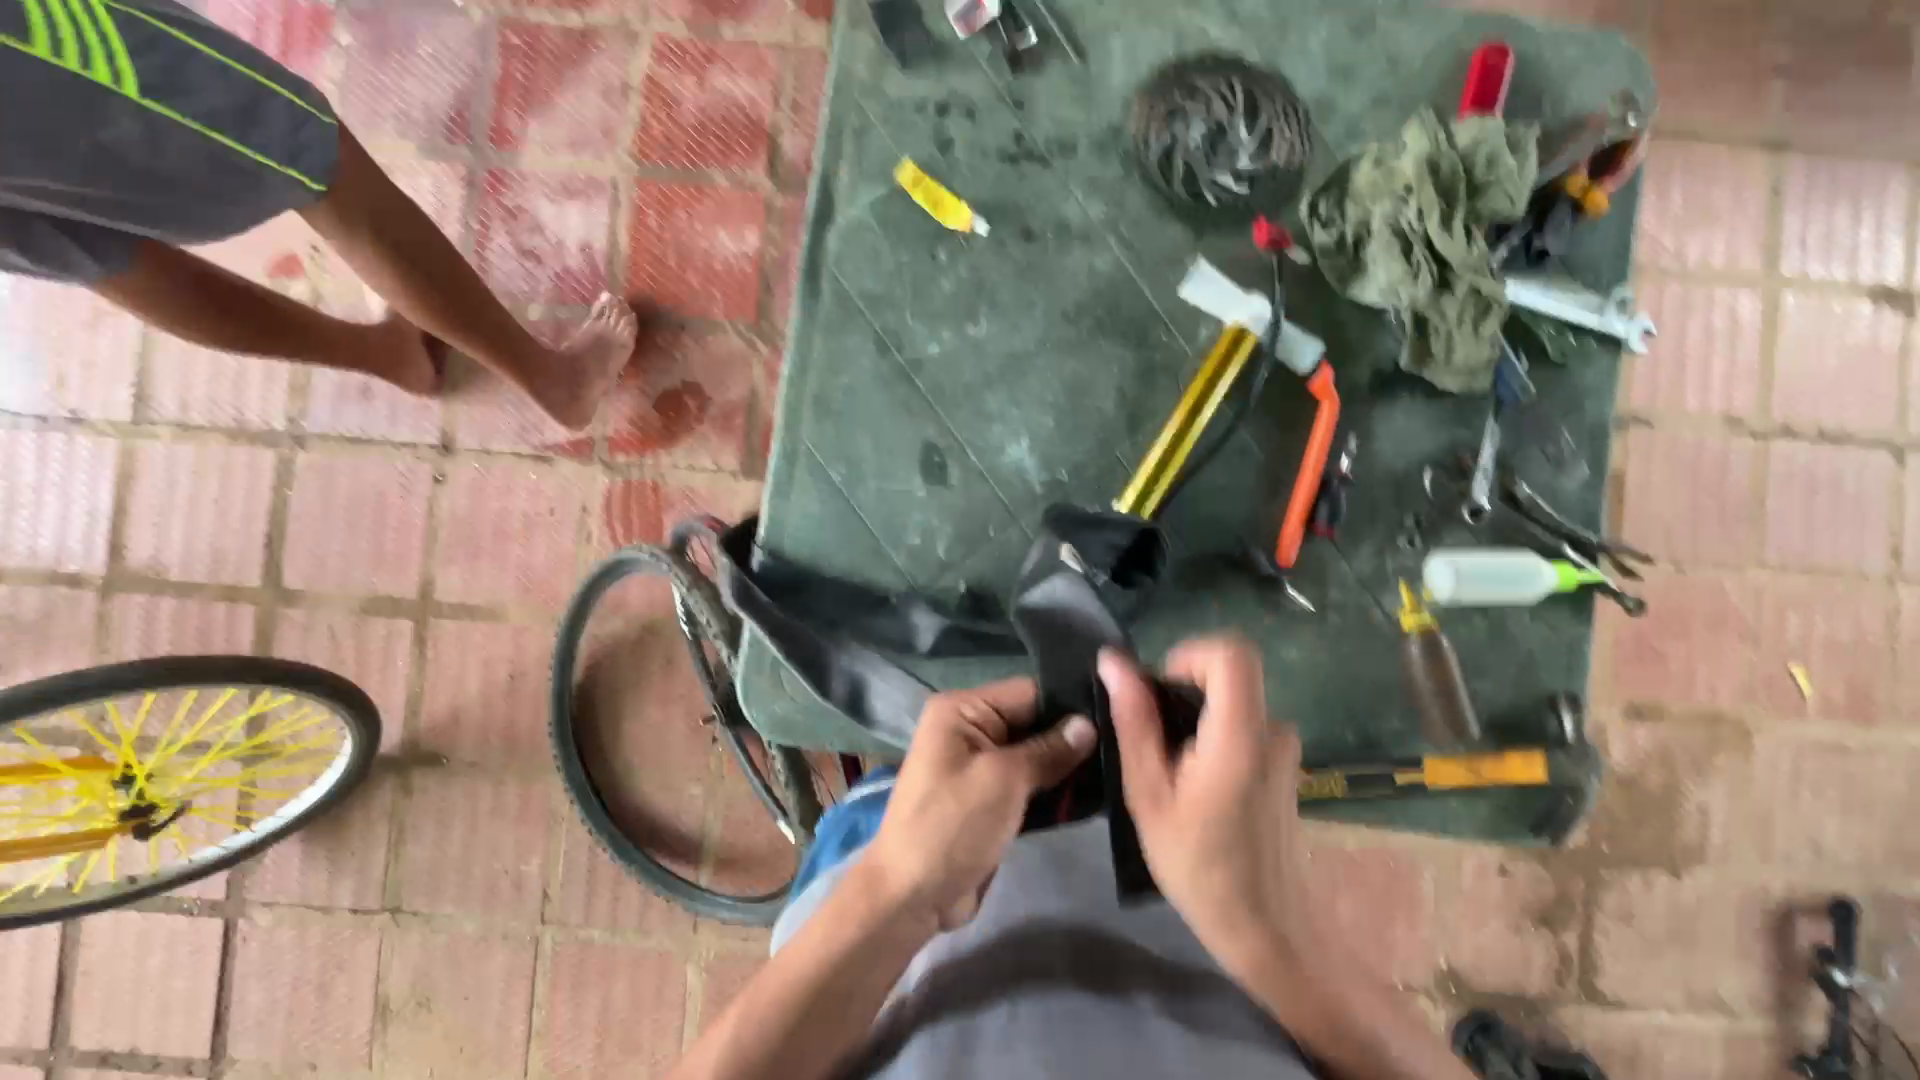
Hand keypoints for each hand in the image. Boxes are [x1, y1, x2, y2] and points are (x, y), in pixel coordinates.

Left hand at [862, 678, 1095, 930]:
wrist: (912, 896)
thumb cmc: (952, 825)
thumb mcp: (1004, 780)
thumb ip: (1048, 749)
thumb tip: (1089, 724)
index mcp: (962, 710)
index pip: (1029, 692)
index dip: (1071, 705)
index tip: (1118, 719)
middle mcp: (969, 730)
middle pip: (1034, 723)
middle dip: (1073, 739)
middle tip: (1125, 751)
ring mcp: (979, 766)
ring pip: (1035, 756)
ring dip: (1067, 769)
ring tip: (1117, 773)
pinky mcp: (989, 800)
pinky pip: (1029, 784)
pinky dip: (1053, 791)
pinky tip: (1092, 797)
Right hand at [1099, 638, 1320, 976]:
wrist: (1262, 926)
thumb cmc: (1196, 865)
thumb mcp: (1148, 793)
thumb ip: (1134, 720)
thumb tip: (1113, 661)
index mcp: (1241, 735)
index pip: (1230, 652)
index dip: (1187, 656)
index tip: (1158, 694)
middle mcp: (1273, 731)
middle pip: (1229, 674)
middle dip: (1183, 691)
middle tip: (1153, 743)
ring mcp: (1286, 748)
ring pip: (1233, 700)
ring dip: (1196, 719)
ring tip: (1170, 772)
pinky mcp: (1285, 764)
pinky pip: (1244, 725)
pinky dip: (1214, 736)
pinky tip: (1196, 786)